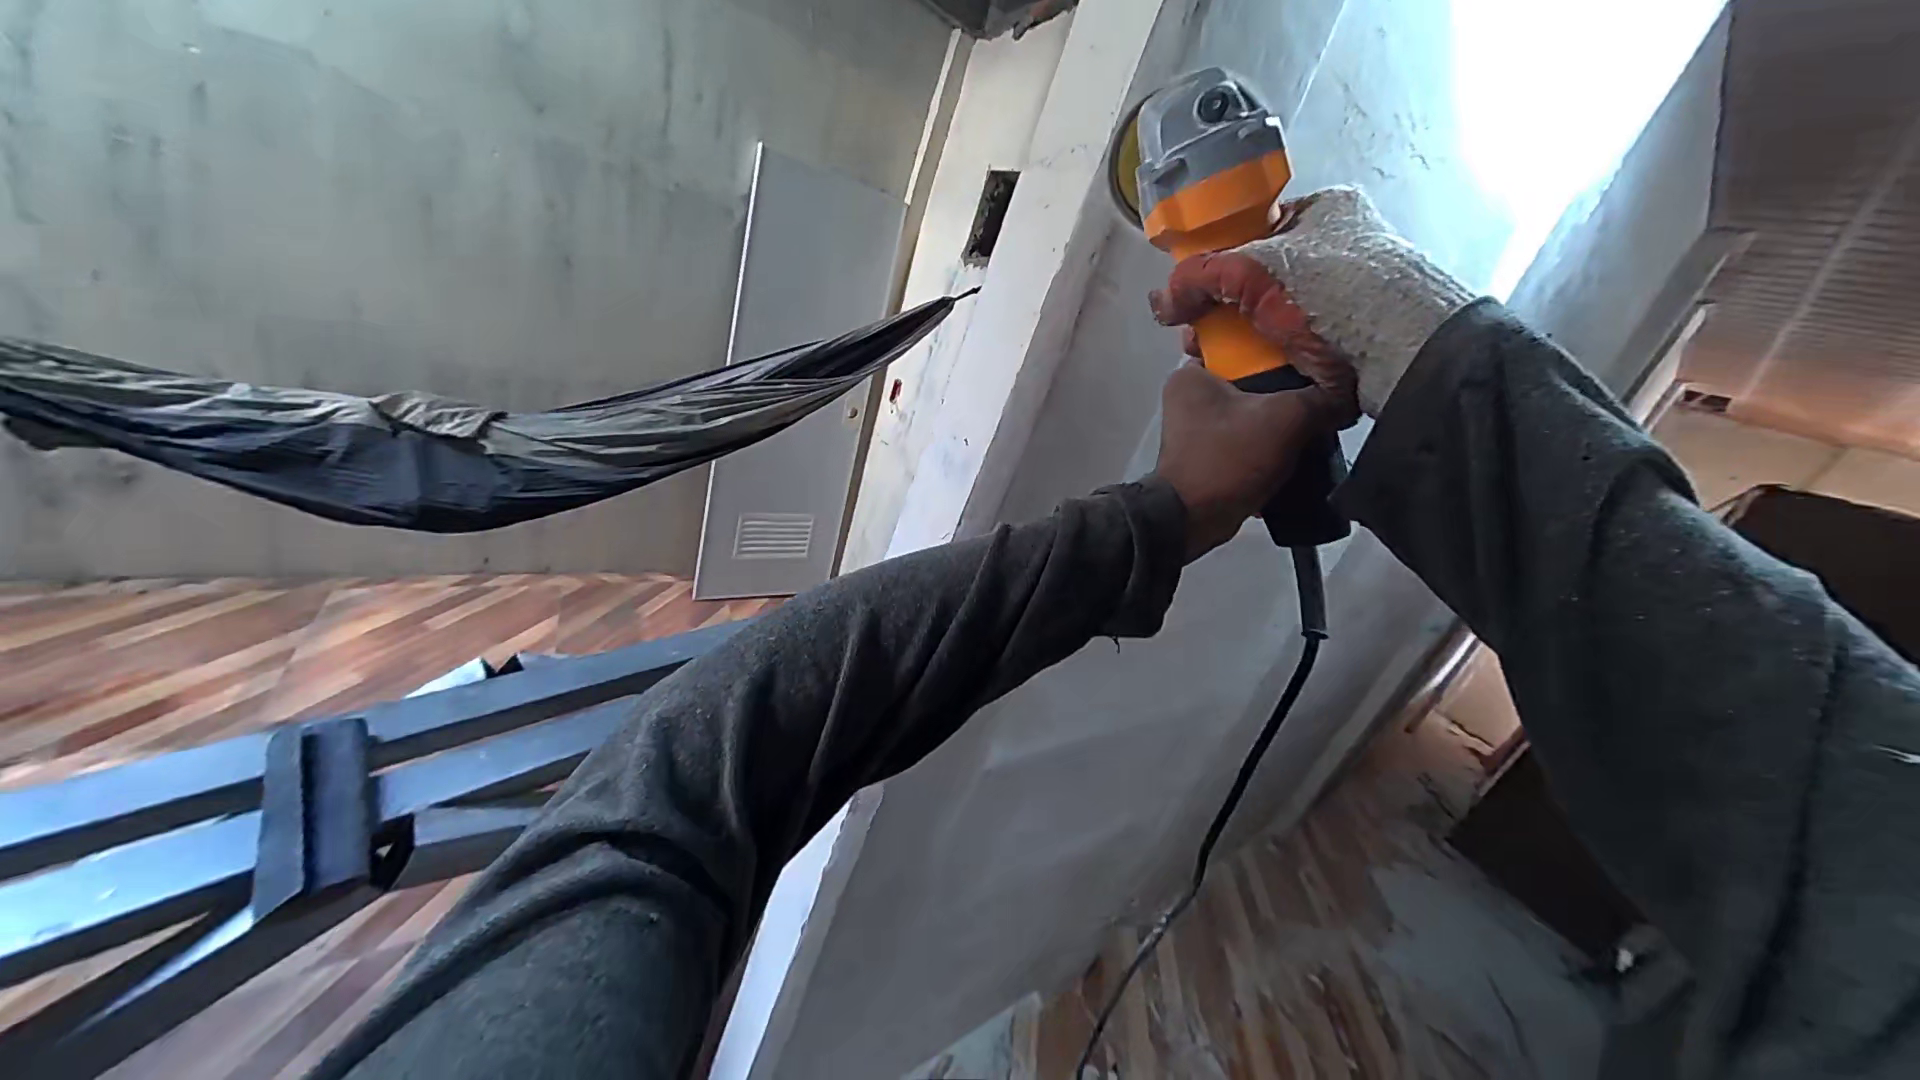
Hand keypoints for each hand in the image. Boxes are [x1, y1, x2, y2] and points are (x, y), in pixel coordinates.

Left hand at [1151, 360, 1339, 561]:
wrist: (1193, 520)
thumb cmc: (1227, 458)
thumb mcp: (1284, 417)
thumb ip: (1321, 397)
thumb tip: (1345, 395)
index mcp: (1192, 375)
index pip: (1242, 341)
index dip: (1280, 346)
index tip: (1313, 355)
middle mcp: (1189, 398)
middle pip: (1253, 380)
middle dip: (1288, 390)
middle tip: (1324, 393)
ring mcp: (1198, 430)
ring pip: (1255, 414)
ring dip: (1284, 423)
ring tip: (1320, 424)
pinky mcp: (1210, 457)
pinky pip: (1250, 442)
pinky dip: (1272, 447)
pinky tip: (1302, 449)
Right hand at [1154, 186, 1473, 415]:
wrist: (1399, 351)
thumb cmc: (1334, 290)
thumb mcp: (1255, 269)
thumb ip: (1197, 276)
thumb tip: (1159, 303)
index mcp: (1323, 212)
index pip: (1253, 230)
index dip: (1217, 258)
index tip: (1194, 290)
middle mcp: (1333, 248)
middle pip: (1253, 276)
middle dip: (1216, 306)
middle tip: (1194, 331)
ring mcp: (1337, 295)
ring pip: (1265, 313)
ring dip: (1229, 335)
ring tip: (1206, 354)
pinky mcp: (1339, 336)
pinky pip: (1282, 341)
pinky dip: (1256, 355)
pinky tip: (1235, 368)